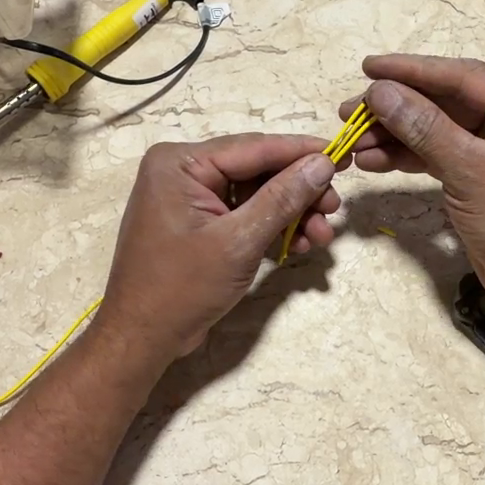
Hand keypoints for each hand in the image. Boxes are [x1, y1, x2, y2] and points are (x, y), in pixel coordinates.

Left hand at [97, 134, 340, 358]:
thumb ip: (282, 198)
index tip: (342, 155)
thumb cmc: (182, 287)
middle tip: (335, 209)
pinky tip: (298, 245)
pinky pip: (243, 215)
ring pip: (256, 195)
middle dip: (299, 192)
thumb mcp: (238, 241)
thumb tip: (322, 163)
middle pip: (257, 170)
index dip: (301, 151)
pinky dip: (271, 229)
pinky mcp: (200, 224)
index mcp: (180, 163)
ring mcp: (190, 199)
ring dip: (291, 215)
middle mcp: (183, 171)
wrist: (143, 337)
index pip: (254, 147)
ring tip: (321, 237)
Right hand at [346, 55, 484, 306]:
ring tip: (351, 138)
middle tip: (350, 110)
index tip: (367, 66)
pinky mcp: (482, 167)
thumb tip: (378, 92)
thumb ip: (424, 128)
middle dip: (397, 107)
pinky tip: (372, 159)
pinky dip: (408, 156)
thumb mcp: (470, 173)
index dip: (412, 72)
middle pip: (447, 99)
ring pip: (438, 126)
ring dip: (395, 134)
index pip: (464, 76)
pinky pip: (440, 151)